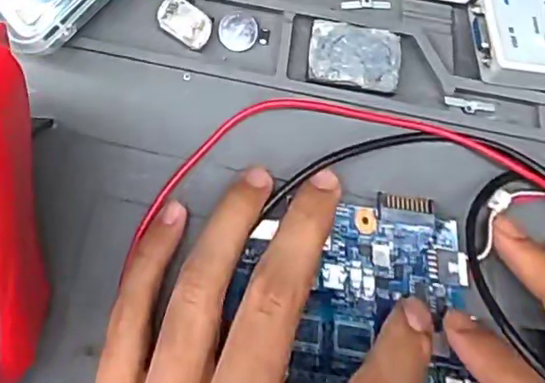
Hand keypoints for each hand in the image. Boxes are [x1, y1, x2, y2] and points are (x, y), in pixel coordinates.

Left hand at [98, 167, 434, 382]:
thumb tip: (395, 365)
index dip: (395, 355)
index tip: (417, 313)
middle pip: (267, 310)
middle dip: (299, 240)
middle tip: (320, 191)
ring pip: (195, 295)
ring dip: (228, 228)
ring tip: (253, 181)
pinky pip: (128, 316)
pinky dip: (150, 260)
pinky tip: (171, 218)